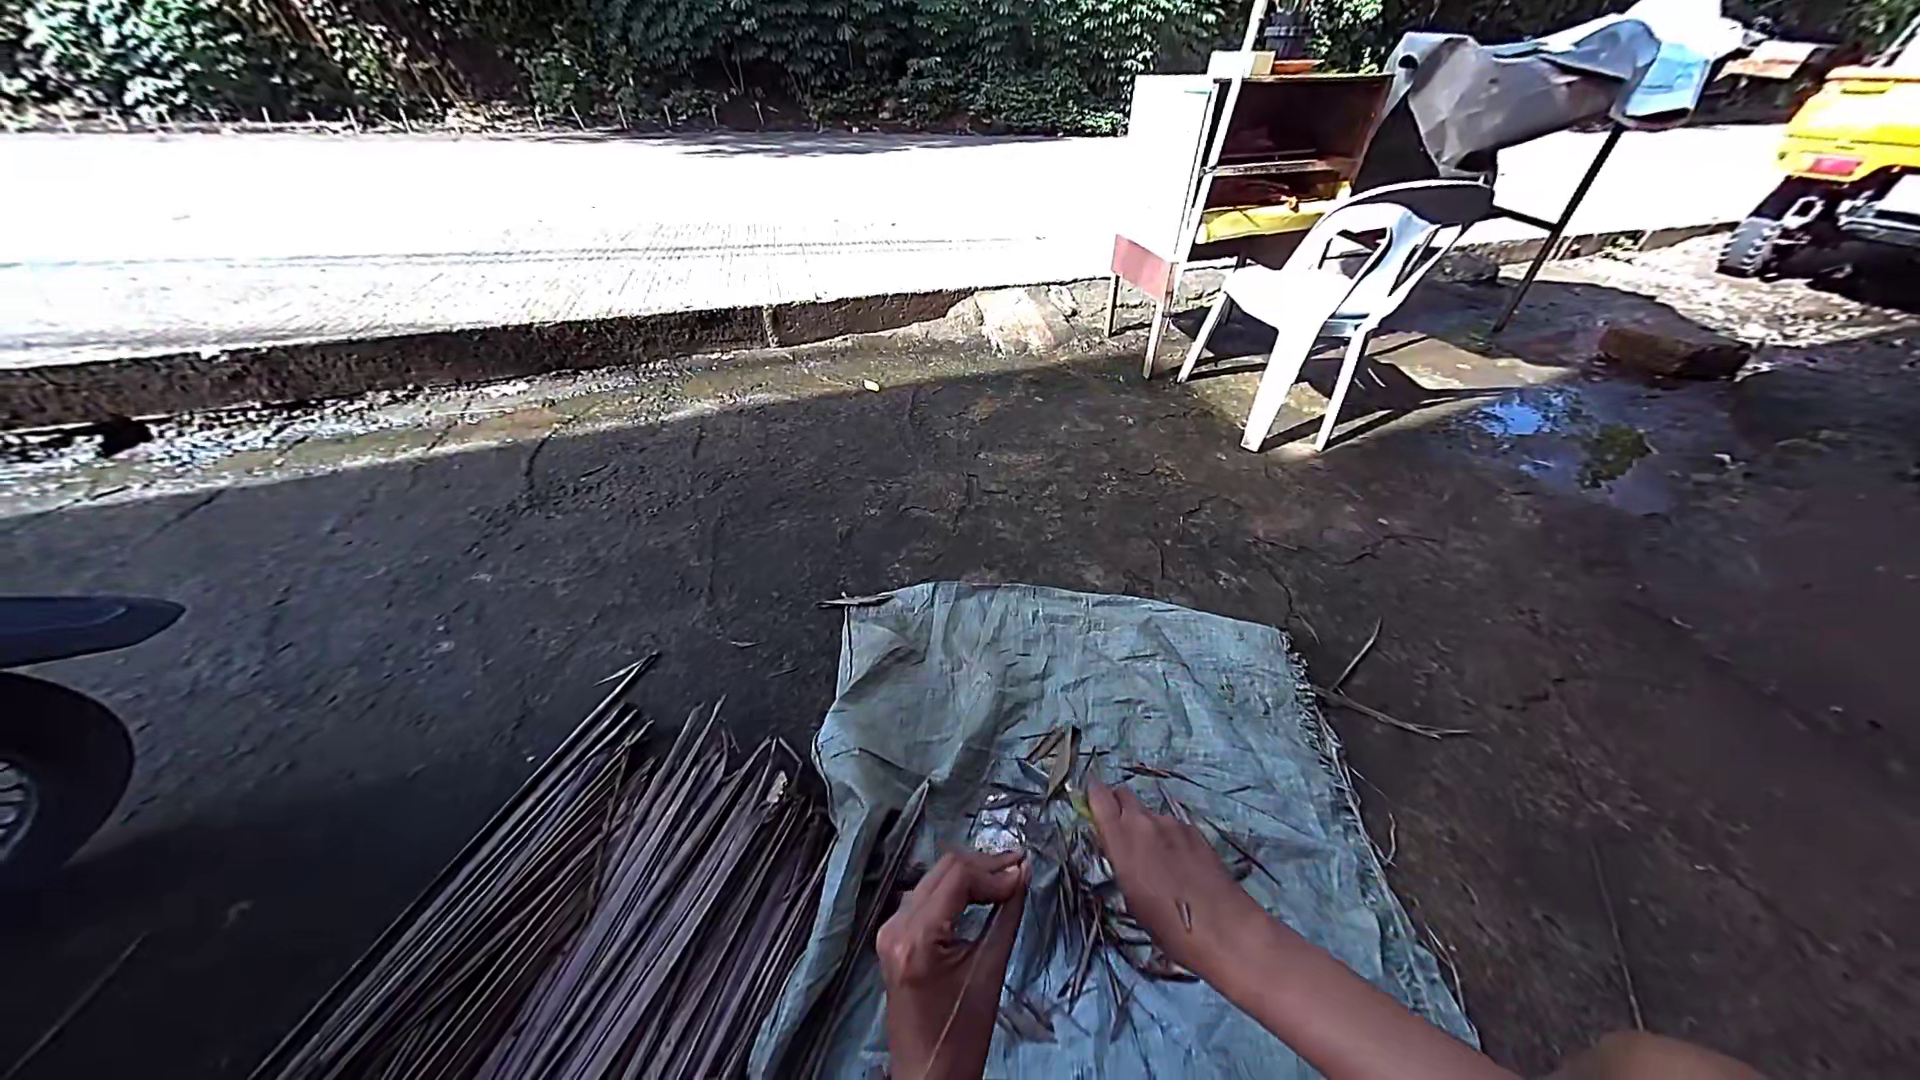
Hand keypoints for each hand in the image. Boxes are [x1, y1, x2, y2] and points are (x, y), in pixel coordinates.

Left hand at [877, 849, 1030, 1079]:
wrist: (930, 1078)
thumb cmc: (963, 1034)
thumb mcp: (990, 970)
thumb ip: (1006, 914)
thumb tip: (1023, 873)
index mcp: (916, 937)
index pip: (958, 877)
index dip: (994, 871)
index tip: (1024, 872)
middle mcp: (896, 925)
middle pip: (944, 870)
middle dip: (984, 866)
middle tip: (1018, 865)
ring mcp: (890, 929)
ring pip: (934, 878)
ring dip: (970, 874)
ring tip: (1004, 875)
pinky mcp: (892, 935)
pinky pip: (925, 896)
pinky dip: (954, 889)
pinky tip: (978, 891)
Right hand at [1085, 779, 1266, 980]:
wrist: (1223, 929)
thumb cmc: (1167, 924)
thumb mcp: (1129, 895)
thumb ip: (1119, 859)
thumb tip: (1117, 844)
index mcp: (1121, 837)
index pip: (1099, 796)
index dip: (1094, 796)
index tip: (1093, 804)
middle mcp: (1145, 822)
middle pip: (1124, 795)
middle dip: (1119, 806)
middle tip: (1122, 831)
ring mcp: (1172, 823)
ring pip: (1150, 814)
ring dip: (1147, 827)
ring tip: (1158, 859)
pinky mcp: (1195, 830)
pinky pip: (1173, 826)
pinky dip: (1170, 837)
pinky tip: (1181, 864)